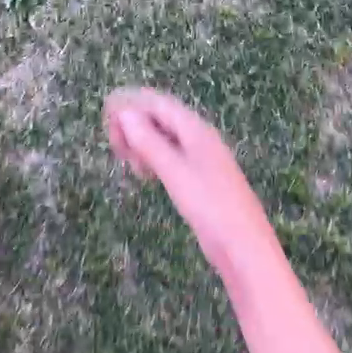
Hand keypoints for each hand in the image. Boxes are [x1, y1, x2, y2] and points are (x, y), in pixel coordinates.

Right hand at [103, 87, 274, 275]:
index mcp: (196, 130)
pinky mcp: (200, 179)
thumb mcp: (174, 172)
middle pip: (160, 117)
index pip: (157, 103)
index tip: (106, 115)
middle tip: (115, 146)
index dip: (130, 104)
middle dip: (134, 124)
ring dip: (142, 142)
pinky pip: (171, 156)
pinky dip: (153, 158)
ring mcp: (202, 158)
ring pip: (165, 137)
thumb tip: (125, 113)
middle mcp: (199, 138)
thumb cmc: (211, 207)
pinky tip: (146, 174)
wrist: (245, 249)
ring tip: (128, 162)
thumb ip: (149, 142)